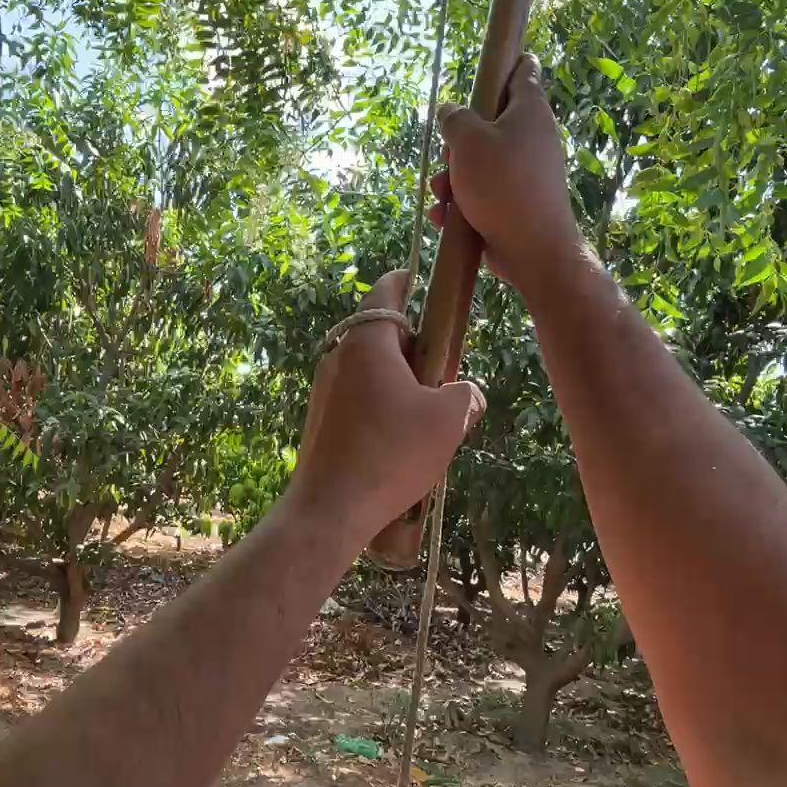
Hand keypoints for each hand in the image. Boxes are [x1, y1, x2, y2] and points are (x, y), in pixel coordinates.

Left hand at [292, 270, 484, 534]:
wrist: (332, 508)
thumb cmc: (392, 452)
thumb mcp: (448, 420)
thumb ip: (465, 394)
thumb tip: (465, 392)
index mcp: (368, 342)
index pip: (387, 292)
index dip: (405, 280)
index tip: (417, 277)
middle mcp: (339, 356)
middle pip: (381, 333)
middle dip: (413, 346)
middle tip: (441, 372)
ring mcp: (325, 389)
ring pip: (370, 370)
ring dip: (398, 381)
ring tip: (425, 416)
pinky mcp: (320, 419)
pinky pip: (358, 398)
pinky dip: (380, 405)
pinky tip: (398, 442)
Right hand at [429, 53, 586, 289]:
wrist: (531, 248)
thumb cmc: (502, 184)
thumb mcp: (468, 141)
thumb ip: (455, 119)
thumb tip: (449, 112)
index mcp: (528, 110)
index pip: (524, 71)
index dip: (507, 63)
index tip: (489, 64)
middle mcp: (531, 138)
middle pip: (488, 125)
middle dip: (459, 142)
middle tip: (449, 155)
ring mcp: (524, 173)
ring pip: (479, 165)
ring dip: (452, 180)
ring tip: (442, 196)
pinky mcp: (515, 203)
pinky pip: (482, 195)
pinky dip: (462, 205)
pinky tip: (446, 219)